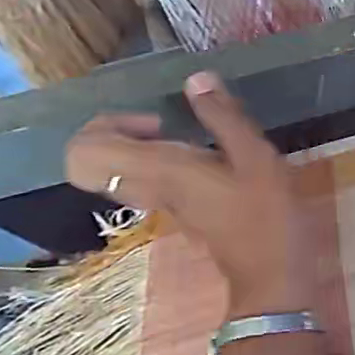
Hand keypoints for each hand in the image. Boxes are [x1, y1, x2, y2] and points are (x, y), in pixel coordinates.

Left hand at [64, 72, 313, 314]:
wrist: (272, 275)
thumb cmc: (266, 217)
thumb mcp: (257, 160)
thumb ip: (225, 118)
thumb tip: (197, 79)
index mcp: (159, 171)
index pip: (82, 150)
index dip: (106, 123)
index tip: (157, 122)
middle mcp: (148, 187)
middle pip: (88, 159)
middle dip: (115, 132)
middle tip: (163, 126)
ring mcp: (161, 203)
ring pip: (117, 169)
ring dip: (140, 147)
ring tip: (189, 140)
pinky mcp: (180, 212)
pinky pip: (146, 180)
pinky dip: (161, 163)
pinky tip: (207, 161)